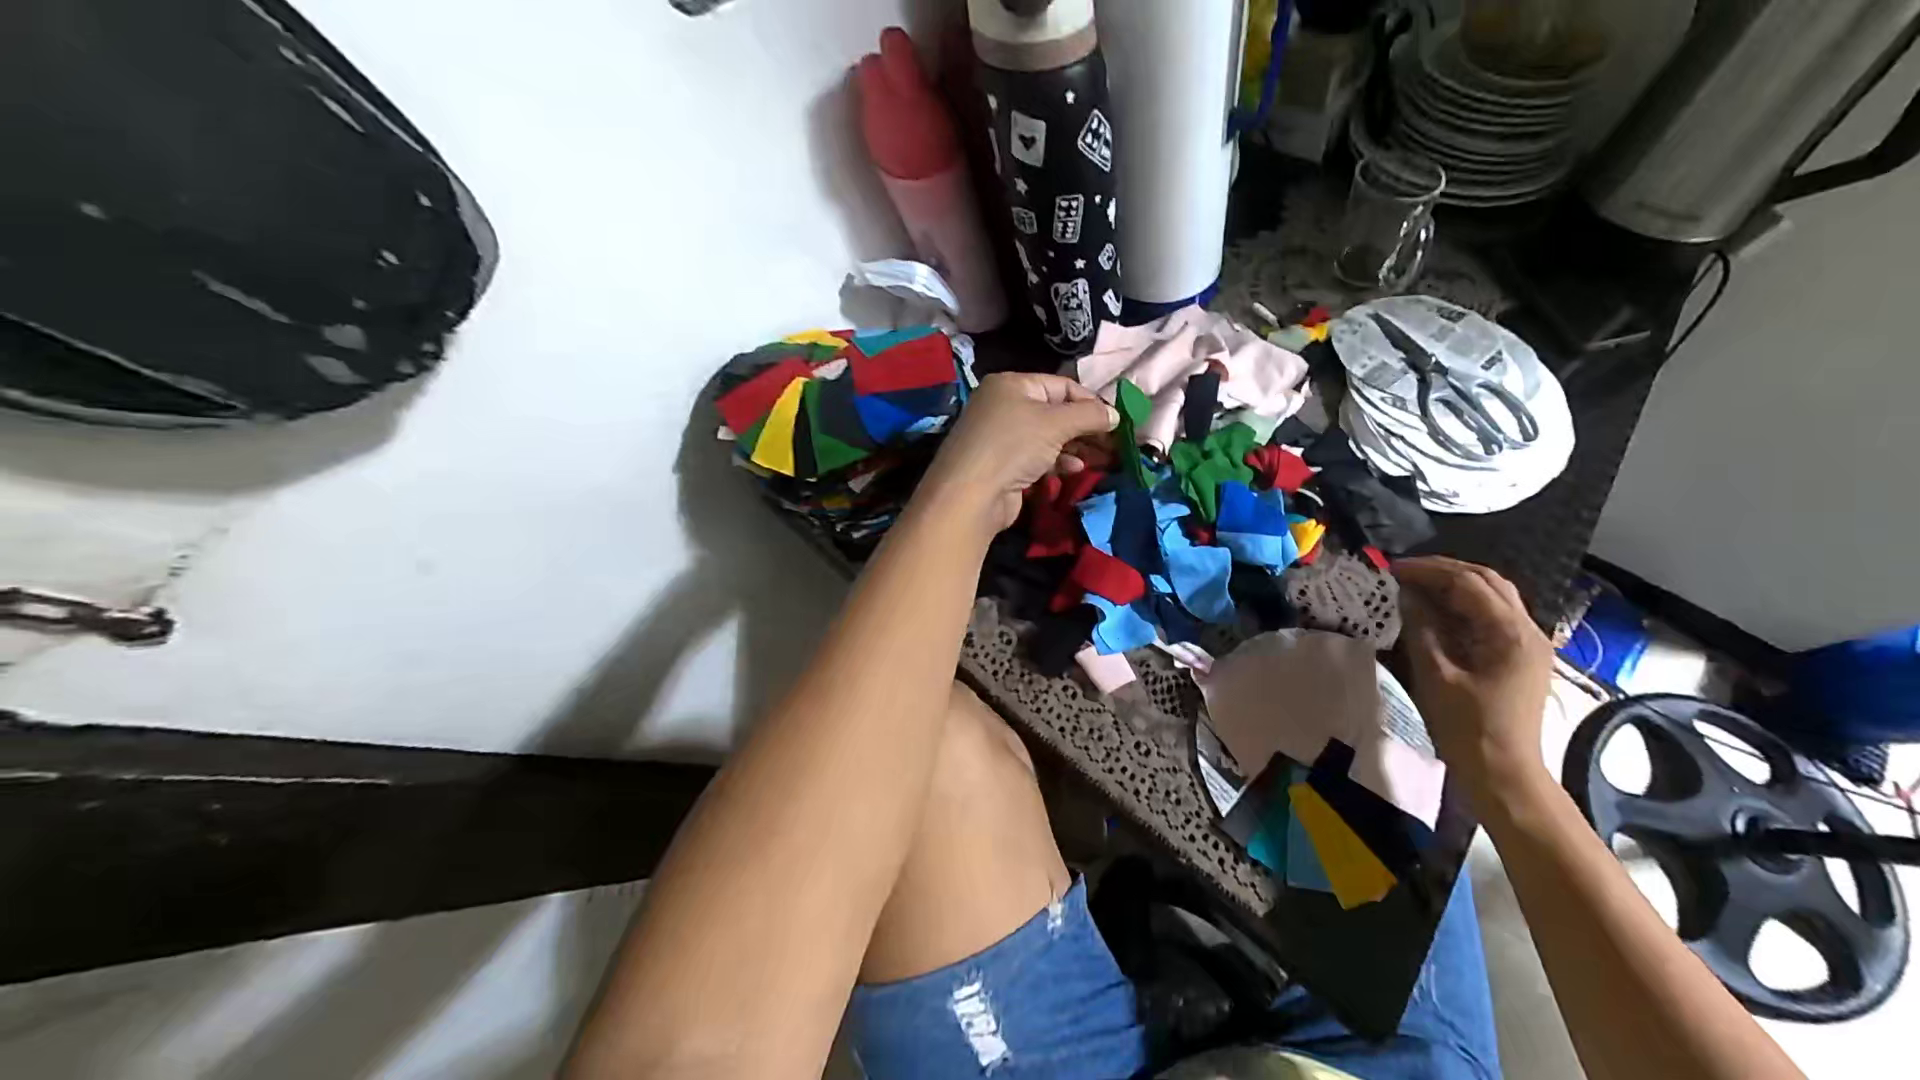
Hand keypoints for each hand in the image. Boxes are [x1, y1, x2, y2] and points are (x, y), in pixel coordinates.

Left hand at [916, 373, 1117, 538]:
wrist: (971, 495)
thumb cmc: (1013, 446)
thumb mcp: (1056, 424)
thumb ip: (1089, 416)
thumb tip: (1115, 414)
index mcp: (1012, 384)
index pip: (1061, 386)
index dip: (1090, 402)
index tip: (1115, 420)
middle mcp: (1004, 405)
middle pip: (1055, 412)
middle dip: (1085, 427)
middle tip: (1113, 443)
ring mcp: (1002, 436)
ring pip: (1048, 437)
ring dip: (1075, 447)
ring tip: (1101, 459)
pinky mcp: (1003, 464)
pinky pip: (1038, 456)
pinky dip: (1058, 461)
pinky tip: (1075, 470)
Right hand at [1395, 556, 1554, 814]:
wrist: (1504, 773)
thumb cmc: (1467, 726)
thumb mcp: (1435, 675)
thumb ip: (1422, 628)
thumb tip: (1405, 593)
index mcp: (1510, 633)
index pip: (1468, 583)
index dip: (1427, 570)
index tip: (1389, 569)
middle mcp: (1527, 630)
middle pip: (1487, 581)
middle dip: (1443, 570)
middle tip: (1402, 571)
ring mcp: (1527, 643)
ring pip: (1492, 595)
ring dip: (1454, 584)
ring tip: (1415, 585)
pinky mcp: (1518, 656)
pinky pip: (1491, 615)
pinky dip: (1462, 604)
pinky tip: (1436, 610)